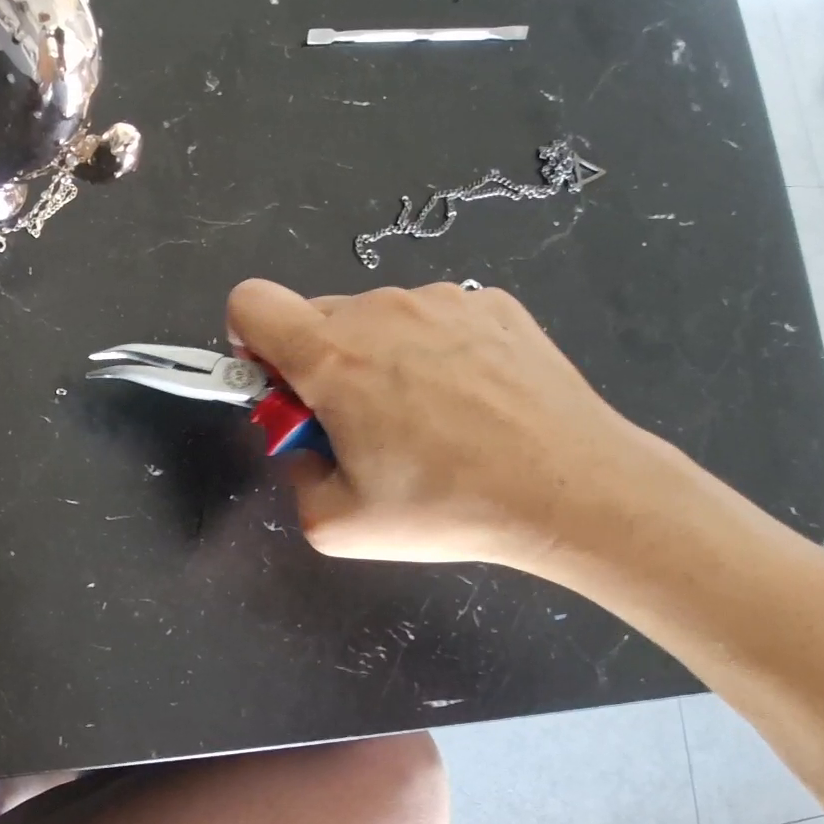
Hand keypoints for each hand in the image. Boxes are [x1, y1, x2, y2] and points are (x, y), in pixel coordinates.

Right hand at [227, 279, 649, 569]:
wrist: (576, 491)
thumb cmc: (445, 507)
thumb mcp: (333, 524)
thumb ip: (293, 475)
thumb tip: (305, 448)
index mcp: (329, 358)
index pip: (250, 304)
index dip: (248, 340)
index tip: (277, 382)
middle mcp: (379, 312)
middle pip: (310, 316)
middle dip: (313, 362)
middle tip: (353, 421)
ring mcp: (442, 300)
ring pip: (372, 318)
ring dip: (373, 355)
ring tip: (423, 415)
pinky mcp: (494, 303)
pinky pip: (430, 318)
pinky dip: (429, 349)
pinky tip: (468, 399)